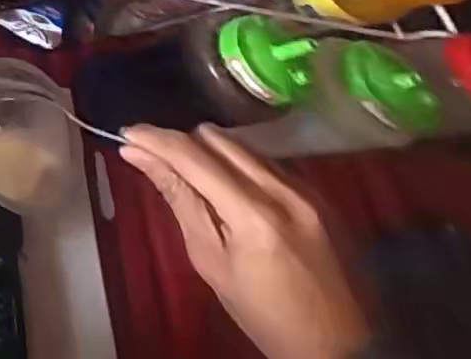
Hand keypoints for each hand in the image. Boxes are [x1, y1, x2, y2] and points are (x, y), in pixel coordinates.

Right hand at [120, 125, 368, 358]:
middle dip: (179, 142)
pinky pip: (261, 158)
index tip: (126, 133)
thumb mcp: (211, 261)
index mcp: (253, 215)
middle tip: (155, 158)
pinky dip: (234, 161)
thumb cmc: (265, 315)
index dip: (153, 138)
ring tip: (189, 173)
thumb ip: (177, 198)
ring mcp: (304, 188)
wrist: (345, 349)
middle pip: (213, 137)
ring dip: (206, 149)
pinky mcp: (316, 192)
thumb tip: (136, 153)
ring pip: (237, 142)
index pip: (191, 155)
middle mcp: (281, 189)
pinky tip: (226, 185)